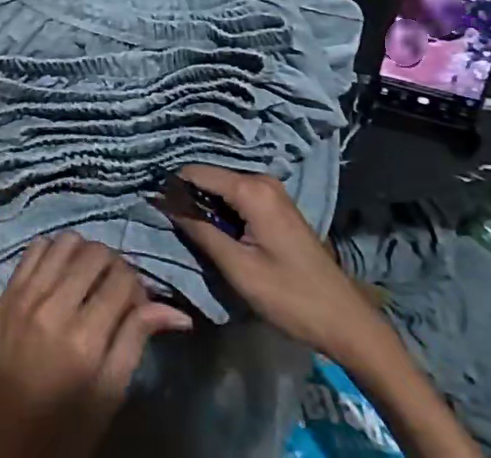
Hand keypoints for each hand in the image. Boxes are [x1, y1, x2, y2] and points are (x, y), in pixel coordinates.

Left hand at [0, 233, 191, 457]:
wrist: (2, 439)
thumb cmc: (64, 425)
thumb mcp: (109, 392)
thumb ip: (137, 339)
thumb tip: (178, 312)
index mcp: (84, 338)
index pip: (123, 279)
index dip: (138, 287)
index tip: (137, 305)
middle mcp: (54, 306)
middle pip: (97, 253)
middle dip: (115, 266)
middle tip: (115, 291)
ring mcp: (27, 295)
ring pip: (68, 241)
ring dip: (86, 253)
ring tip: (89, 278)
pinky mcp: (9, 291)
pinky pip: (36, 247)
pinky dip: (55, 251)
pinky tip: (63, 272)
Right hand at [169, 168, 484, 457]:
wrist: (343, 318)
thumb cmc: (289, 295)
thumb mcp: (238, 267)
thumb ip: (200, 231)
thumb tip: (164, 202)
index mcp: (252, 189)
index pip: (197, 172)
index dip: (171, 186)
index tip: (148, 202)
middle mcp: (262, 180)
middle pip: (210, 176)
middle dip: (185, 193)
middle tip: (160, 215)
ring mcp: (271, 192)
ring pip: (222, 187)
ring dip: (201, 203)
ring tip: (178, 223)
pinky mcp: (275, 206)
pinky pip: (236, 197)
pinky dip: (219, 209)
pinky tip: (207, 228)